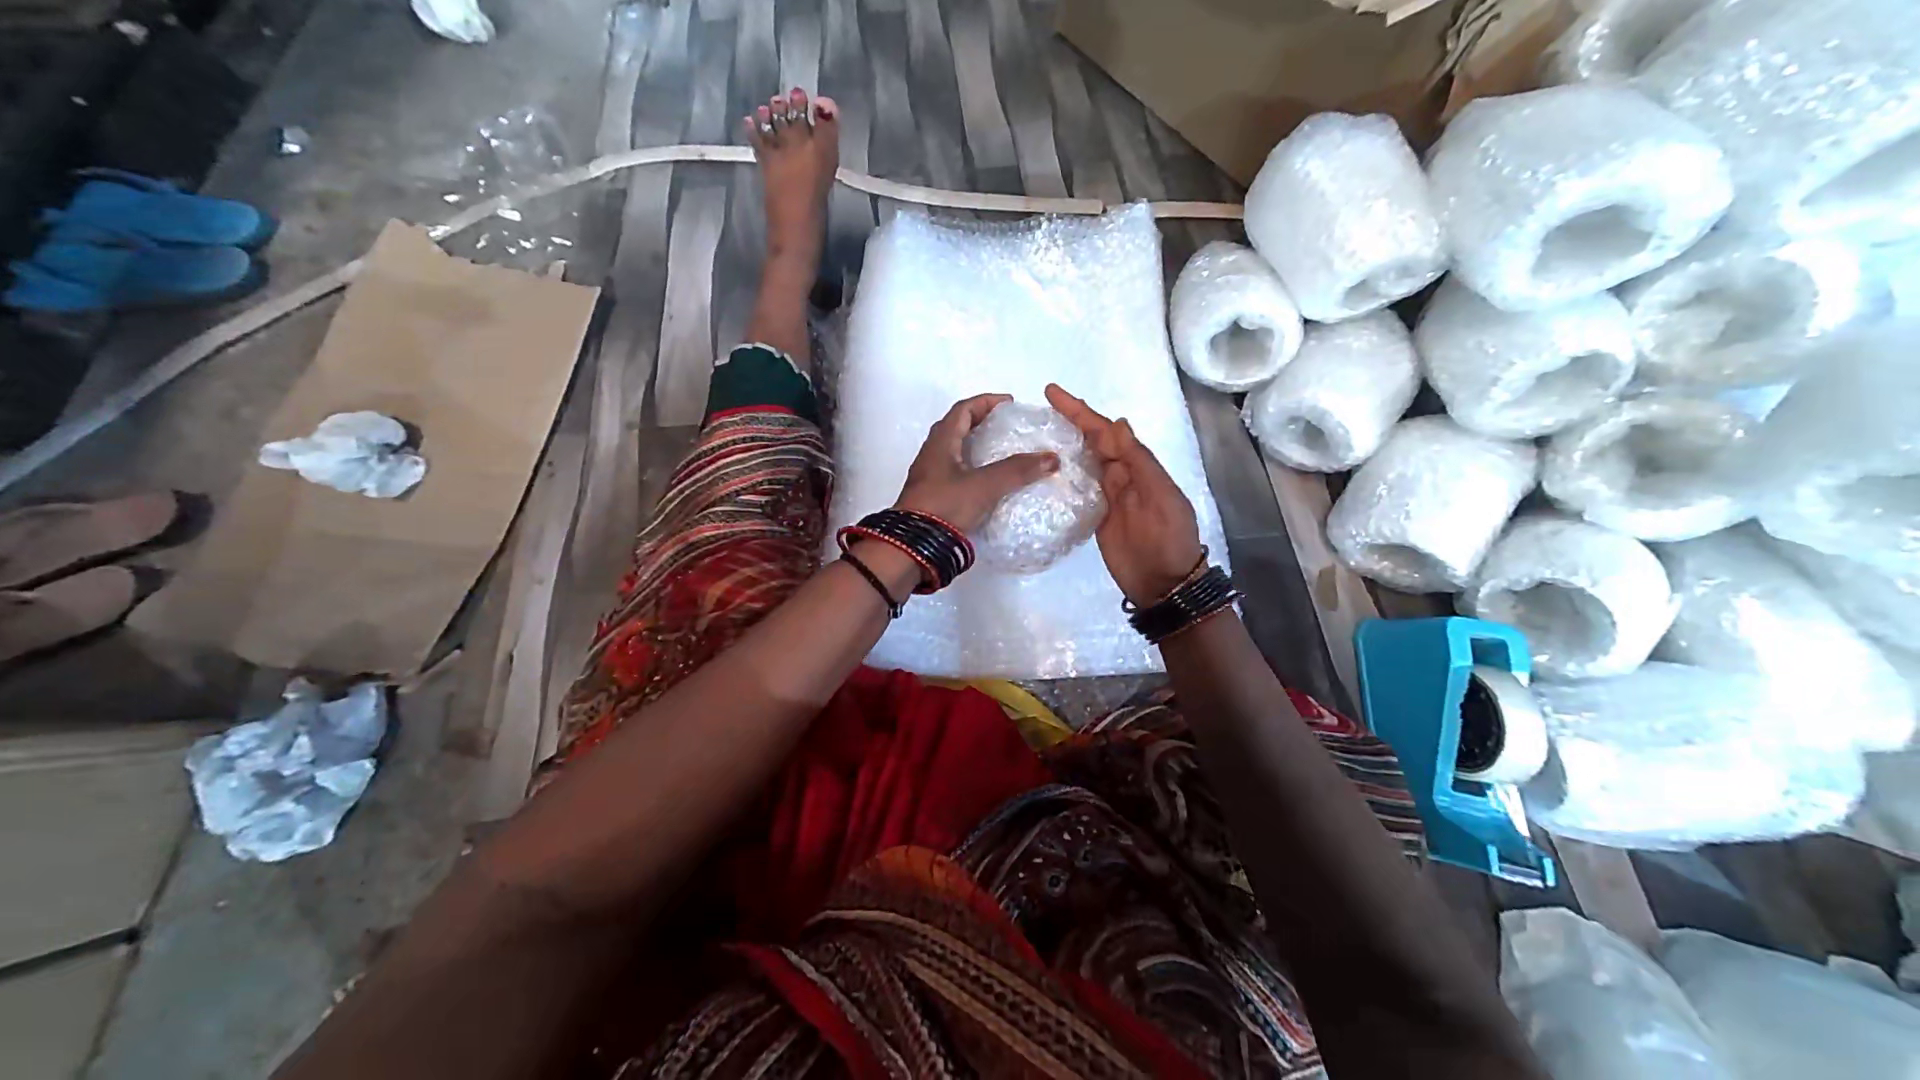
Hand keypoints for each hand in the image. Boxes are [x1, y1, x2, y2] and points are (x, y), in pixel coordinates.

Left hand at [895, 394, 1059, 531]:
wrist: (912, 545)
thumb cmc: (945, 506)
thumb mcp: (985, 486)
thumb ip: (1017, 471)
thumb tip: (1051, 458)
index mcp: (941, 442)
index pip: (963, 410)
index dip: (985, 402)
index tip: (1008, 403)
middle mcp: (931, 454)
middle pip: (955, 427)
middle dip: (980, 421)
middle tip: (1004, 426)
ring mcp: (928, 476)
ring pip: (953, 450)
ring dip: (974, 445)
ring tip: (998, 452)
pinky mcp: (930, 496)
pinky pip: (953, 471)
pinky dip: (970, 467)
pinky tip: (985, 481)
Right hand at [1045, 383, 1203, 604]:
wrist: (1165, 584)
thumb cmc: (1168, 539)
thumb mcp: (1161, 497)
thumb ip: (1140, 462)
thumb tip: (1117, 424)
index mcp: (1137, 467)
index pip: (1105, 432)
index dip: (1081, 413)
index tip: (1053, 394)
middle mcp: (1121, 476)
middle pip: (1091, 442)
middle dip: (1069, 423)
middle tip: (1039, 408)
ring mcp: (1107, 497)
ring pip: (1083, 462)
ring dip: (1065, 446)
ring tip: (1037, 432)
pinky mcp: (1096, 517)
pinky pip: (1079, 489)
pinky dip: (1064, 476)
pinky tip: (1045, 471)